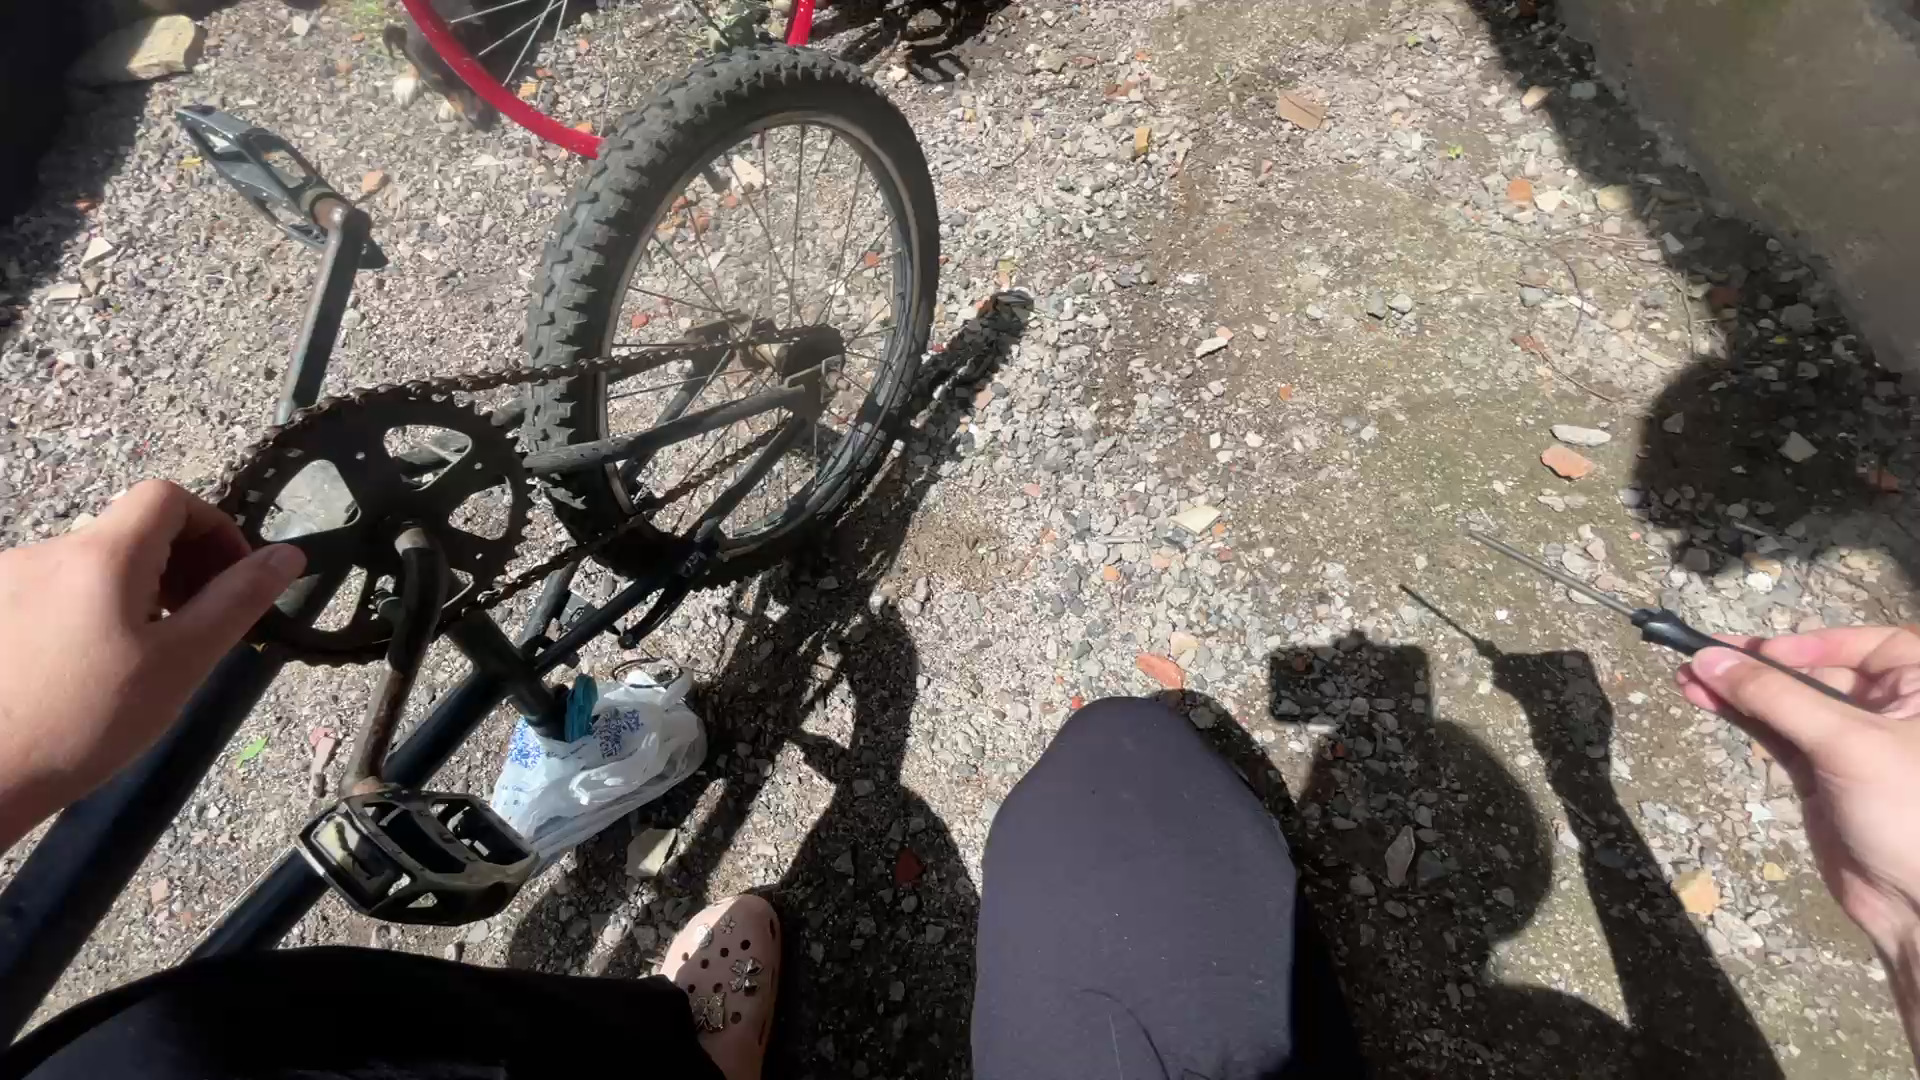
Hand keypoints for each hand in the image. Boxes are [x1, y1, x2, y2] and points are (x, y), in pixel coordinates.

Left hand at [0, 481, 303, 849]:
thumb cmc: (88, 718)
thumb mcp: (186, 657)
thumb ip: (240, 597)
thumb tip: (288, 554)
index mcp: (98, 557)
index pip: (167, 499)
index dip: (215, 525)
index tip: (234, 575)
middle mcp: (40, 556)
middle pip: (134, 531)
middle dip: (187, 564)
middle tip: (208, 619)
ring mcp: (0, 585)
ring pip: (97, 564)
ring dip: (145, 588)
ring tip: (156, 647)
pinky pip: (59, 590)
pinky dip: (100, 608)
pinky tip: (100, 661)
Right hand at [1677, 628, 1919, 1059]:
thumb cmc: (1914, 813)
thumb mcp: (1848, 745)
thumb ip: (1773, 697)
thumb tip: (1706, 658)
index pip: (1876, 646)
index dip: (1820, 643)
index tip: (1766, 653)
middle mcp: (1897, 716)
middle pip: (1819, 671)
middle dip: (1757, 664)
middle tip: (1700, 655)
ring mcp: (1855, 745)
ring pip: (1786, 700)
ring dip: (1735, 687)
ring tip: (1685, 675)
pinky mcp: (1820, 770)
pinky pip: (1772, 728)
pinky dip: (1736, 712)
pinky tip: (1700, 697)